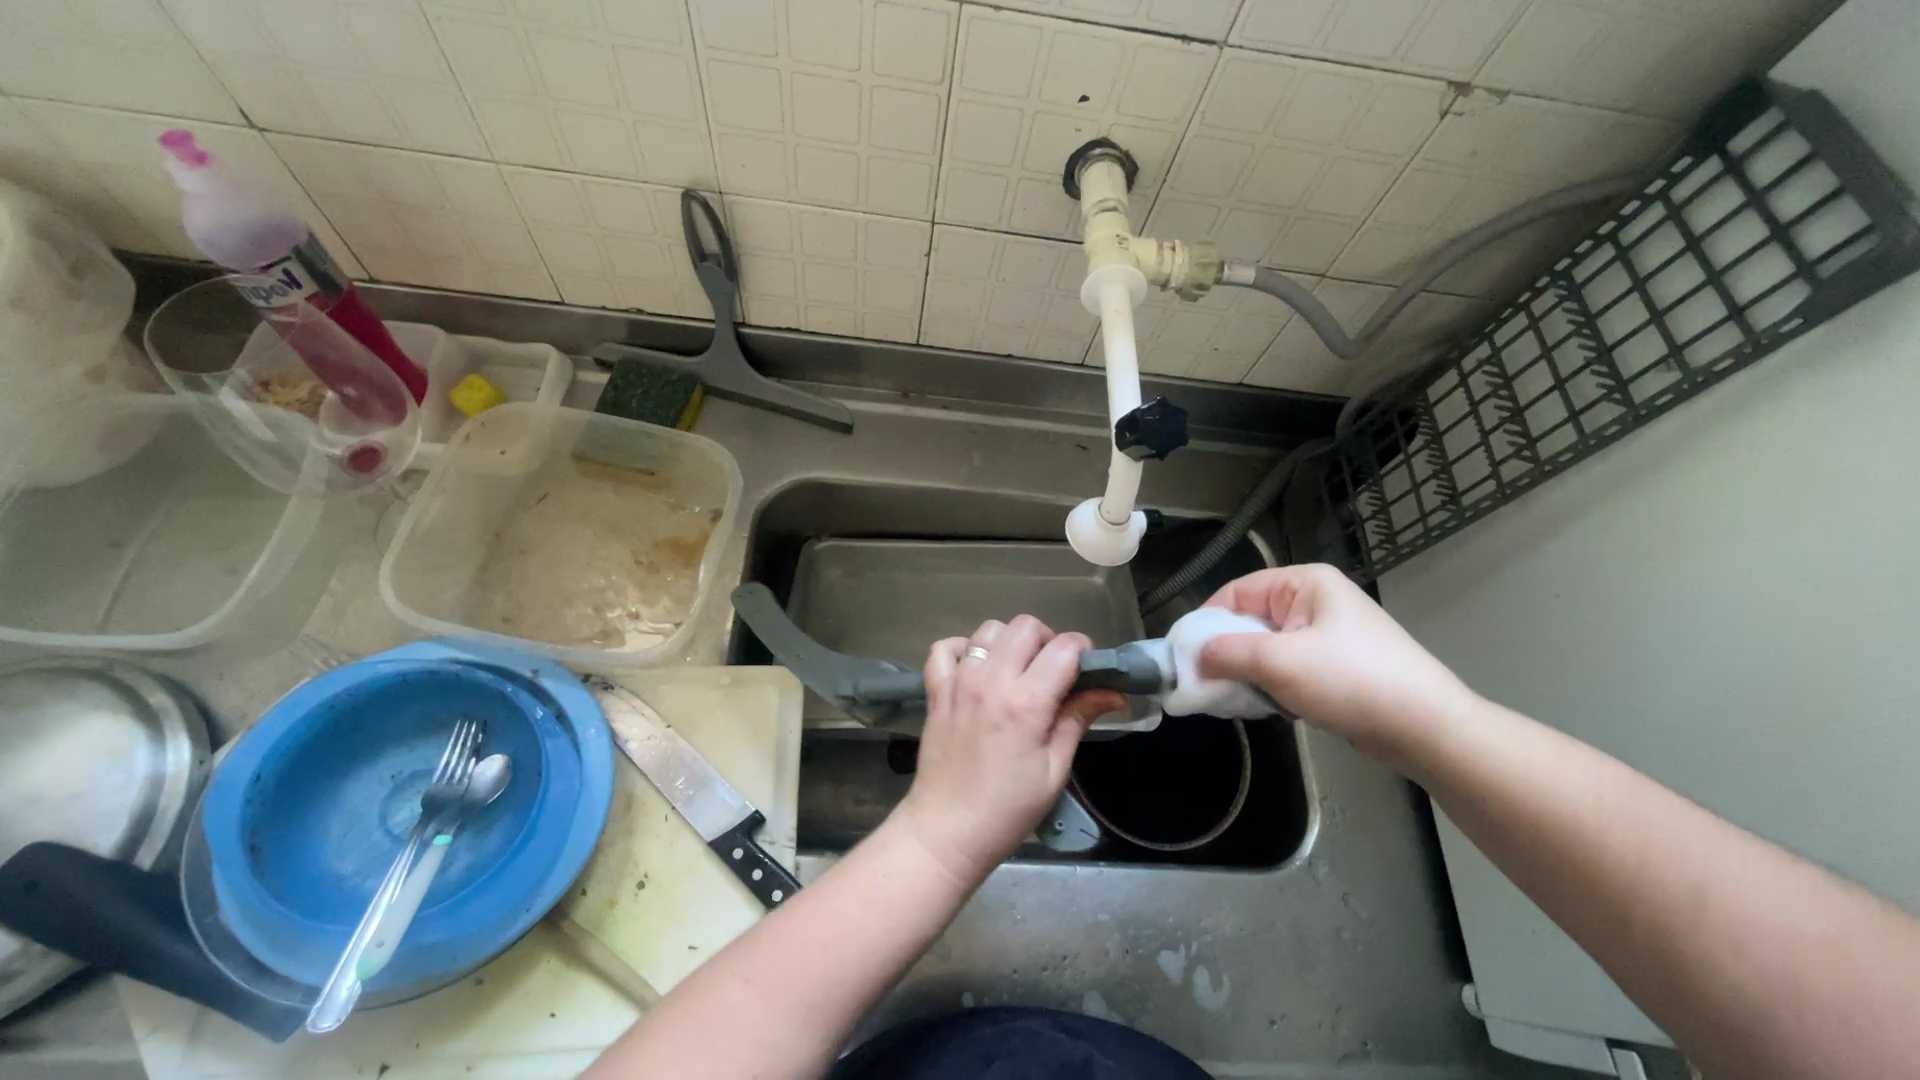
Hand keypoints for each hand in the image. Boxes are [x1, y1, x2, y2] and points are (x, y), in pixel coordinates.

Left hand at [893, 616, 1124, 885]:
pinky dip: (964, 649)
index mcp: (1026, 702)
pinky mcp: (935, 690)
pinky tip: (977, 670)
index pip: (1064, 648)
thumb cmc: (1008, 809)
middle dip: (1048, 641)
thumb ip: (1078, 719)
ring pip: (988, 629)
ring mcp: (958, 682)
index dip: (1083, 653)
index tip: (1088, 672)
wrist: (947, 831)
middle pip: (1026, 626)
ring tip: (1017, 672)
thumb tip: (1113, 692)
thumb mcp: (1055, 769)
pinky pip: (945, 648)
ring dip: (1009, 642)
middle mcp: (990, 681)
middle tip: (1054, 673)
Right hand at [1197, 564, 1476, 760]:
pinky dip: (1269, 687)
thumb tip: (1190, 656)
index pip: (1235, 592)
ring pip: (1265, 649)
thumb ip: (1226, 653)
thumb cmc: (1351, 681)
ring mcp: (1326, 636)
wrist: (1425, 727)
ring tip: (1231, 701)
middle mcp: (1314, 602)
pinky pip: (1286, 669)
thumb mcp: (1278, 663)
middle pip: (1248, 621)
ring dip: (1246, 674)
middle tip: (1203, 685)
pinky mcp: (1334, 667)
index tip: (1182, 657)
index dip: (1205, 622)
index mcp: (1304, 584)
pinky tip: (1263, 709)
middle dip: (1224, 653)